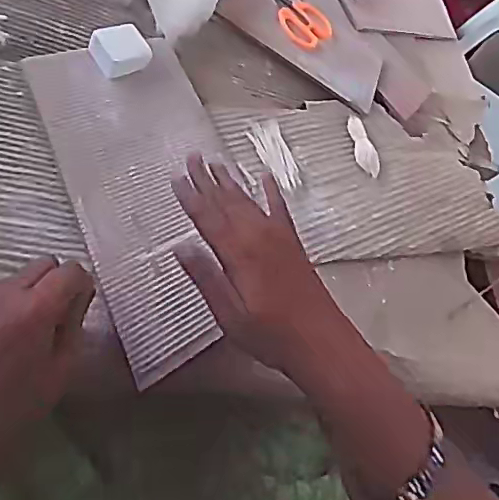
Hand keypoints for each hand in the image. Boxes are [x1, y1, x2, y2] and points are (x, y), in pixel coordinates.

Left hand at [0, 257, 93, 491]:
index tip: (77, 311)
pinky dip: (0, 308)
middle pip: (43, 264)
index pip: (71, 270)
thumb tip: (75, 301)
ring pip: (15, 278)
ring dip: (26, 295)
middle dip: (54, 285)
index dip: (80, 288)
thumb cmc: (8, 420)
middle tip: (52, 322)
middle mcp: (1, 295)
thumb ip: (73, 327)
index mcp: (32, 311)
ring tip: (20, 337)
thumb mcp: (59, 376)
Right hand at [171, 155, 354, 377]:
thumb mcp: (230, 315)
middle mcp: (259, 236)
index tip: (177, 178)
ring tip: (216, 164)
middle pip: (226, 201)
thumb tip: (182, 249)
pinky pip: (278, 207)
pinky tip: (266, 178)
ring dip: (230, 181)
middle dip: (207, 179)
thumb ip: (206, 278)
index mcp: (240, 252)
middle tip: (193, 158)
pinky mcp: (292, 242)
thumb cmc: (274, 335)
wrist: (321, 341)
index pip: (207, 217)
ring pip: (248, 200)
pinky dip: (270, 191)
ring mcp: (278, 236)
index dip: (190, 196)